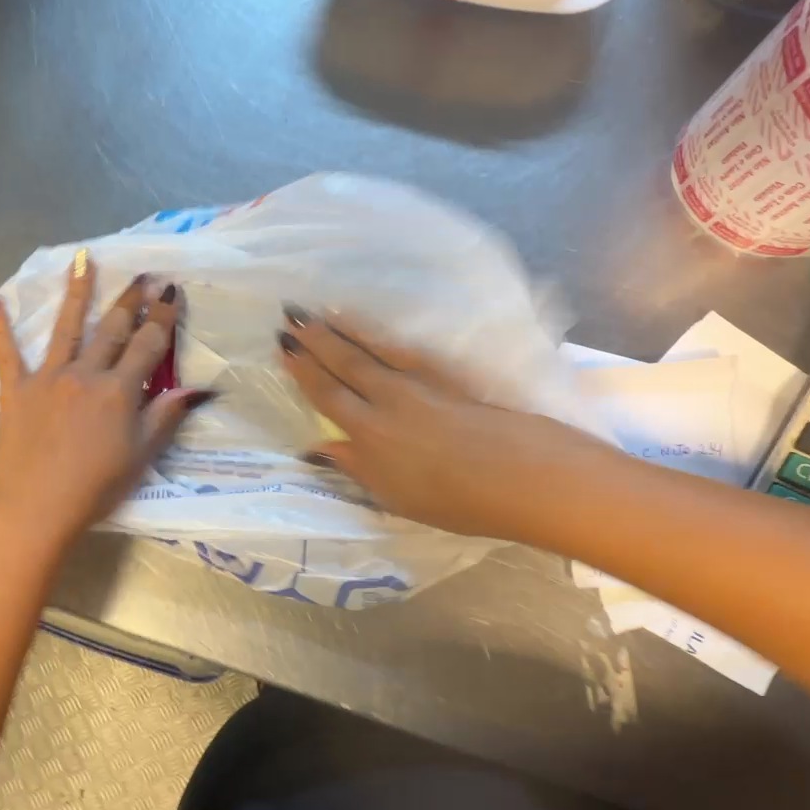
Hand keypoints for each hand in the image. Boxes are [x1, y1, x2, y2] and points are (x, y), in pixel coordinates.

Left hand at [0, 250, 212, 551]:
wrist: (36, 509)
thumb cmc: (95, 489)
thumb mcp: (141, 456)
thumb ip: (165, 417)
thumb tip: (197, 388)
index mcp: (119, 391)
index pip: (148, 345)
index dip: (163, 316)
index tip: (171, 290)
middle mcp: (85, 374)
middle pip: (111, 328)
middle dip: (129, 299)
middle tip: (142, 274)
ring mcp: (47, 378)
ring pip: (65, 327)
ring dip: (76, 292)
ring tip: (83, 261)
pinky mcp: (15, 390)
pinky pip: (7, 352)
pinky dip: (0, 325)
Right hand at [277, 306, 623, 541]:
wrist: (526, 476)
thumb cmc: (455, 499)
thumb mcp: (394, 496)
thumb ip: (354, 467)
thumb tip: (317, 448)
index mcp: (371, 431)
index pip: (327, 393)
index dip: (303, 370)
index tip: (284, 347)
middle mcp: (391, 398)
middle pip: (347, 363)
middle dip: (317, 339)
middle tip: (292, 316)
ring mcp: (424, 383)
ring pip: (376, 349)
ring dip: (348, 329)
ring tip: (326, 310)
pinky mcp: (454, 377)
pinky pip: (409, 348)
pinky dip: (388, 335)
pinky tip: (381, 329)